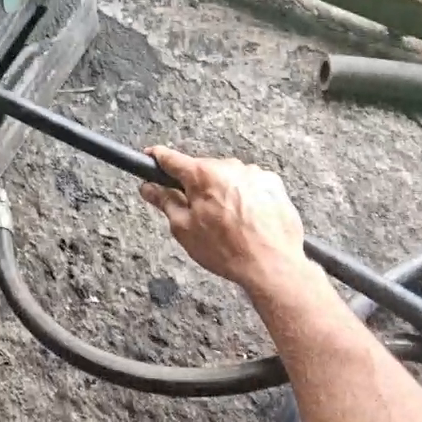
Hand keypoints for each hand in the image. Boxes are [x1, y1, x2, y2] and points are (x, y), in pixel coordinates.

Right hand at [139, 147, 314, 295]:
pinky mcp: (273, 184)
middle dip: (195, 186)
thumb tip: (149, 188)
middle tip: (196, 213)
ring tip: (227, 222)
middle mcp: (229, 167)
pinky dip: (244, 196)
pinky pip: (249, 184)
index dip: (156, 157)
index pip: (171, 159)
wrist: (272, 266)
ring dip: (221, 191)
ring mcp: (254, 174)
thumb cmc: (227, 250)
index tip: (150, 155)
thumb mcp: (184, 228)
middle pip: (202, 170)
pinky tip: (246, 219)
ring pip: (226, 177)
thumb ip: (164, 202)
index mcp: (202, 175)